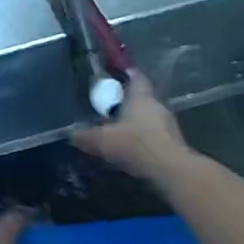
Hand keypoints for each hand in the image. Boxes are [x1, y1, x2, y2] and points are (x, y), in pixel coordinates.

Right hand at [71, 70, 192, 180]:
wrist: (168, 168)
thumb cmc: (134, 144)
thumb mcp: (101, 141)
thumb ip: (85, 136)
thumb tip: (71, 134)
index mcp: (141, 97)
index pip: (136, 78)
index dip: (126, 75)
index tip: (116, 78)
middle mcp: (157, 106)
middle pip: (141, 99)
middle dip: (127, 104)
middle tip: (110, 111)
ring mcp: (167, 124)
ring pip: (148, 118)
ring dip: (135, 123)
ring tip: (118, 133)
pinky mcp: (172, 142)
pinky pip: (153, 136)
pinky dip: (142, 139)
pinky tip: (131, 150)